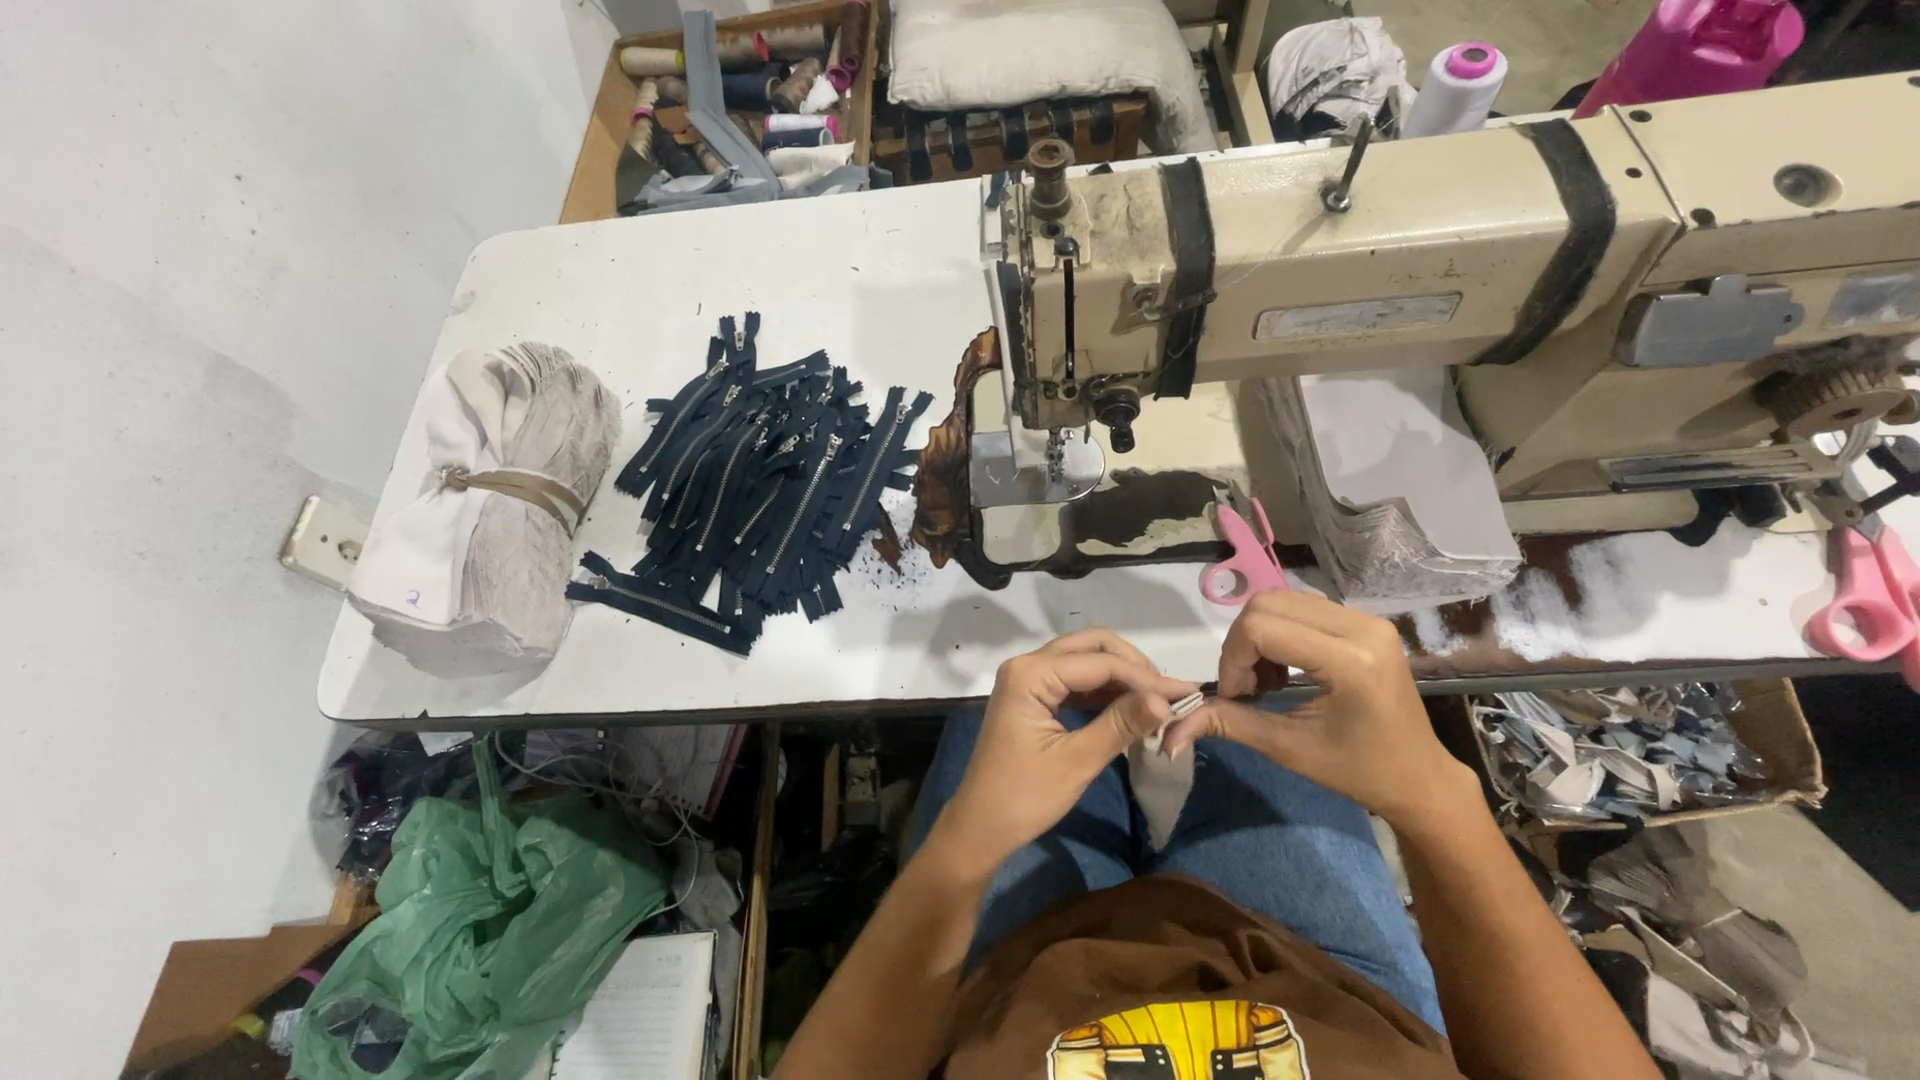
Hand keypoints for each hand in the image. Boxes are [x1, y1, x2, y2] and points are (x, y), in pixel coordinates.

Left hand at [928, 629, 1197, 875]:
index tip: (1185, 694)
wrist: (981, 826)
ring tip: (1156, 701)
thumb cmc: (1025, 797)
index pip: (1099, 662)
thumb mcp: (1078, 761)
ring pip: (1083, 661)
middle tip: (1169, 693)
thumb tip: (1165, 700)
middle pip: (1090, 647)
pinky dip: (1102, 690)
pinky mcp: (1031, 697)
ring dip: (1119, 676)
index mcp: (1030, 674)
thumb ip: (1121, 724)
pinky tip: (1129, 707)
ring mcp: (1026, 680)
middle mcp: (1026, 665)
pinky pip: (1073, 681)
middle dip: (1132, 666)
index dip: (1144, 678)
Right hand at [1164, 592, 1475, 827]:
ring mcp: (1367, 620)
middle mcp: (1361, 627)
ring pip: (1281, 600)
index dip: (1233, 659)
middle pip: (1267, 603)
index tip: (1237, 697)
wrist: (1419, 777)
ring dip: (1259, 637)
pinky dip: (1279, 633)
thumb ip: (1229, 724)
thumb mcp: (1289, 749)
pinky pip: (1302, 608)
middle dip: (1241, 644)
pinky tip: (1285, 670)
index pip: (1262, 627)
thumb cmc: (1358, 771)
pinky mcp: (1366, 622)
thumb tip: (1170, 730)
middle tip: (1247, 687)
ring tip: (1266, 681)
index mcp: (1349, 660)